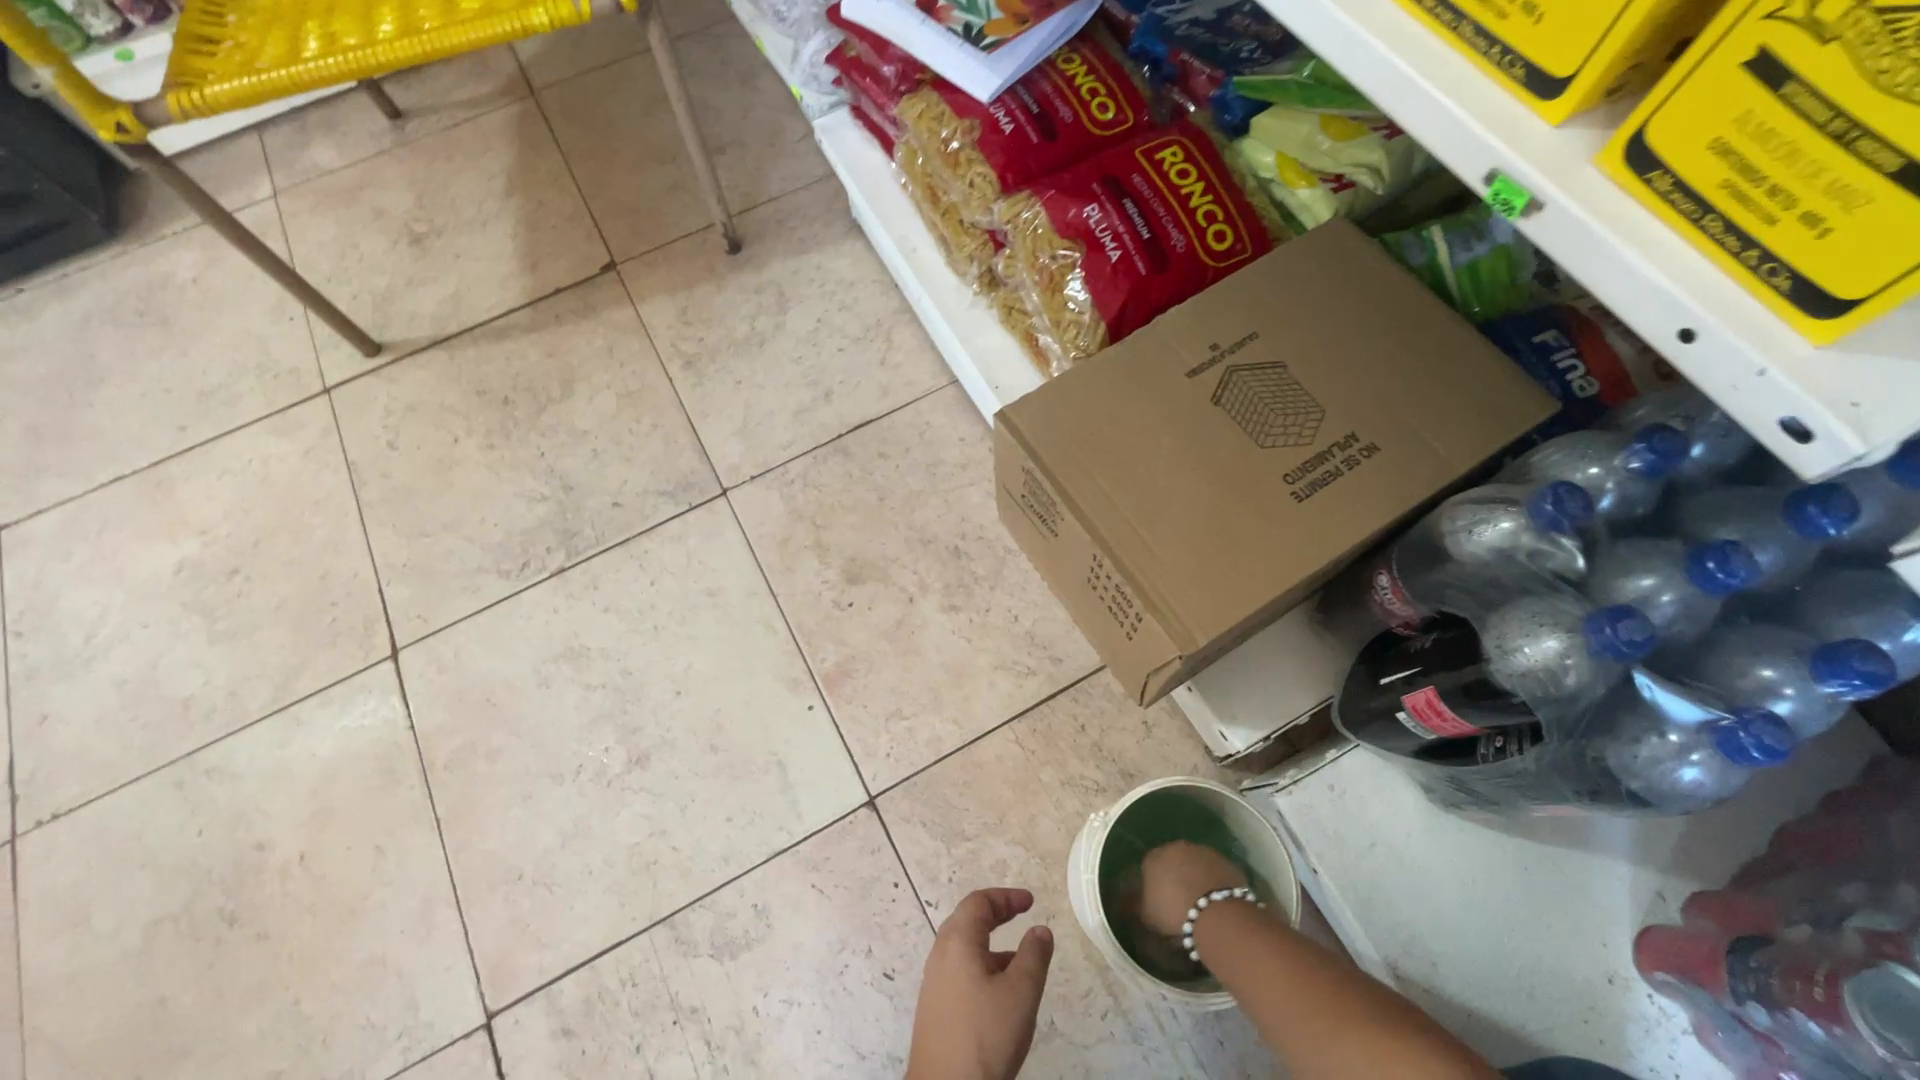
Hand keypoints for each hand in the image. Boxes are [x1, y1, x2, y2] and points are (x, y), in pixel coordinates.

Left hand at [906, 888, 1054, 1079]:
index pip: (978, 902)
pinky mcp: (936, 1008)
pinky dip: (983, 966)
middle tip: (1022, 914)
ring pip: (964, 949)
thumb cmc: (986, 1034)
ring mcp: (935, 984)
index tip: (1031, 902)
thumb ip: (1034, 956)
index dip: (1006, 897)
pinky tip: (1002, 993)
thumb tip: (1040, 930)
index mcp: (957, 943)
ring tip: (1022, 960)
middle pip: (967, 921)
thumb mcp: (1021, 992)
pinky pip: (960, 972)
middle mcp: (941, 956)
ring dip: (991, 943)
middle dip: (996, 913)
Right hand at [1138, 842, 1247, 936]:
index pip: (1149, 865)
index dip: (1153, 883)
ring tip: (1200, 902)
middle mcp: (1178, 847)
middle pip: (1174, 860)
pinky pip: (1216, 872)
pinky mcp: (1227, 863)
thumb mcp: (1145, 914)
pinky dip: (1214, 882)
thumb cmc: (1173, 913)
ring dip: (1196, 877)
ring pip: (1196, 864)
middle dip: (1175, 876)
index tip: (1158, 900)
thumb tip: (1129, 900)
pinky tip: (1216, 901)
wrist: (1216, 914)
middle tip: (1179, 900)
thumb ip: (1136, 903)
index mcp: (1154, 856)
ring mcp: (1205, 852)